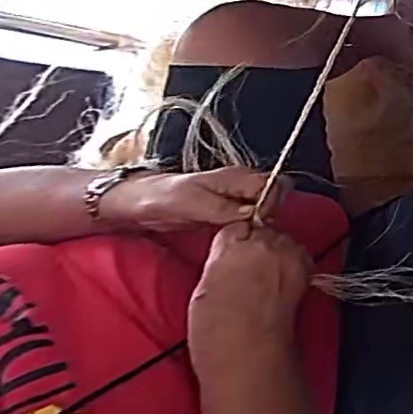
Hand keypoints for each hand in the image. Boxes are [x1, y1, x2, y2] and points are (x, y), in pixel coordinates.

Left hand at [97, 167, 284, 232]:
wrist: (137, 203)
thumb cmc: (163, 200)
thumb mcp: (191, 205)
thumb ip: (223, 208)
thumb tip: (253, 213)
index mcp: (238, 177)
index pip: (274, 184)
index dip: (272, 203)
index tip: (258, 223)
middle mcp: (243, 182)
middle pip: (275, 192)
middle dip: (271, 211)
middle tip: (254, 231)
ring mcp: (237, 195)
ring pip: (265, 203)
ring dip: (262, 219)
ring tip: (248, 236)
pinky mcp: (229, 208)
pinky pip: (252, 212)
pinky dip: (252, 223)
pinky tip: (242, 235)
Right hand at [189, 221, 312, 356]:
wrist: (250, 351)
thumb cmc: (215, 332)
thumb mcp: (202, 291)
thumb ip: (219, 262)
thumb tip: (229, 253)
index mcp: (231, 249)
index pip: (233, 229)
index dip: (232, 243)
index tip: (231, 257)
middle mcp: (263, 243)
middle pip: (260, 232)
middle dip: (255, 245)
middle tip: (248, 270)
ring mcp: (288, 251)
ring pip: (281, 239)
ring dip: (275, 252)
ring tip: (266, 278)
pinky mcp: (306, 262)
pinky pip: (298, 252)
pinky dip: (291, 261)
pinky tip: (281, 281)